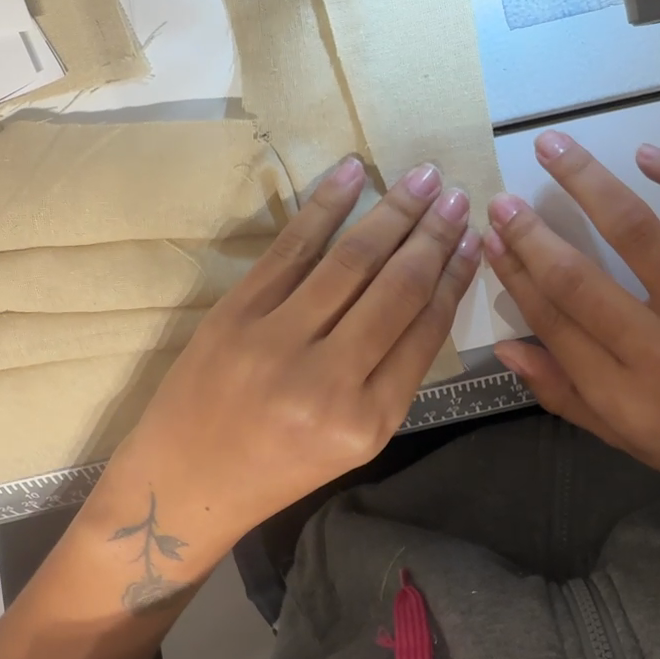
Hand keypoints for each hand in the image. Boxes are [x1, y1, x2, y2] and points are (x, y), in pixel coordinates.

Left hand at [106, 155, 481, 535]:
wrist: (185, 484)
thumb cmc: (280, 468)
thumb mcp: (356, 438)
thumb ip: (394, 372)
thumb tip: (431, 291)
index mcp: (369, 419)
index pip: (426, 329)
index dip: (454, 277)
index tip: (473, 239)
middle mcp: (329, 381)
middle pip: (396, 288)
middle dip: (434, 235)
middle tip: (457, 194)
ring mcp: (277, 342)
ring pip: (351, 261)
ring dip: (393, 212)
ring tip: (424, 178)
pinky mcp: (235, 314)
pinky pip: (291, 249)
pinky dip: (326, 207)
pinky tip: (353, 174)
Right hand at [485, 132, 659, 503]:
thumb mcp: (625, 437)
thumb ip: (562, 393)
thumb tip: (506, 347)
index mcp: (625, 393)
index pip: (553, 321)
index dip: (515, 275)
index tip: (492, 239)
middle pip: (579, 278)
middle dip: (532, 234)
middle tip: (502, 199)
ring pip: (639, 232)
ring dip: (588, 183)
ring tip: (553, 147)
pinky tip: (648, 154)